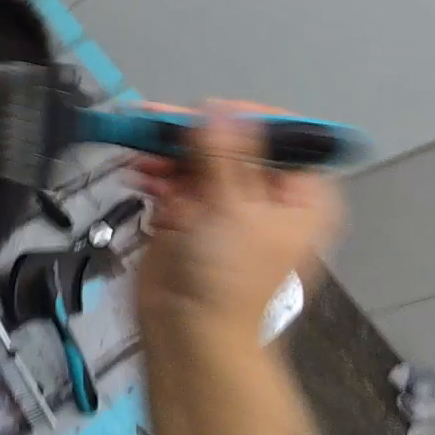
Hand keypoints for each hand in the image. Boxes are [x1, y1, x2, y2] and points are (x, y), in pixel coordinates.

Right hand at [131, 102, 342, 342]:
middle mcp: (261, 199)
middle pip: (228, 148)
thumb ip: (226, 157)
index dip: (245, 121)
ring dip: (162, 154)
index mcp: (298, 198)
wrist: (187, 324)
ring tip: (136, 153)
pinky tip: (135, 173)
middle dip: (189, 135)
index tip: (203, 111)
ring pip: (192, 163)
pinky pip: (167, 183)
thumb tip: (221, 112)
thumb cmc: (228, 278)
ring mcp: (219, 208)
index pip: (282, 141)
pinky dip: (150, 174)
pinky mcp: (183, 217)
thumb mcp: (233, 210)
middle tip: (151, 121)